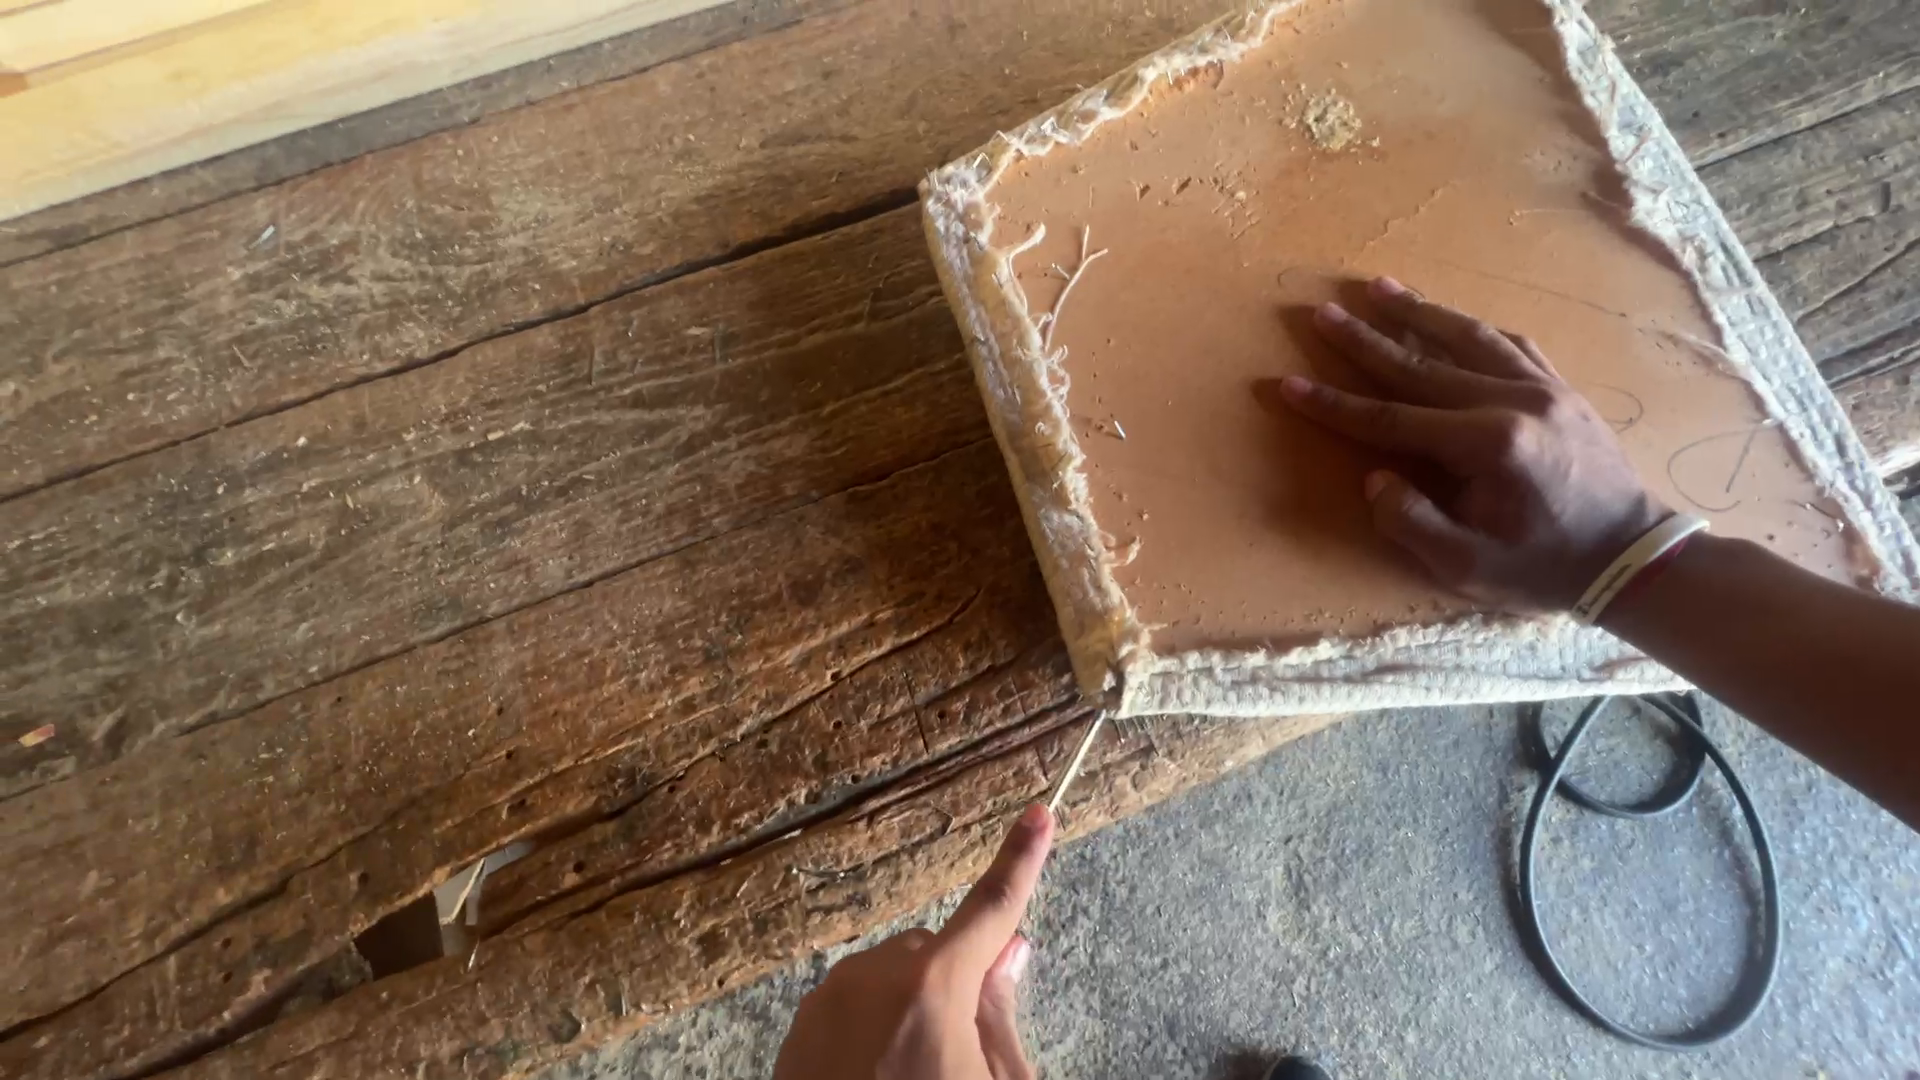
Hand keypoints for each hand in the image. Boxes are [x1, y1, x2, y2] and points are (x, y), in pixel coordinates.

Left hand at [773, 803, 1054, 1079]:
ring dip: (913, 1004)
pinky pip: (856, 999)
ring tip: (909, 1077)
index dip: (1022, 860)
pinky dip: (874, 1022)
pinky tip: (871, 1077)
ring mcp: (833, 993)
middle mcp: (877, 972)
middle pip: (939, 953)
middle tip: (960, 1055)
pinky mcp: (802, 1021)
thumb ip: (1003, 1018)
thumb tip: (1010, 950)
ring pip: (895, 974)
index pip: (994, 908)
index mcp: (934, 986)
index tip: (1040, 812)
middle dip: (957, 983)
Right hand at [1257, 276, 1667, 611]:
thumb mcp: (1463, 565)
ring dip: (1416, 311)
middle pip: (1419, 364)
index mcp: (1486, 445)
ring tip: (1378, 286)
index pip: (1388, 418)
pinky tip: (1447, 318)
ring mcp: (1542, 389)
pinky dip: (1469, 327)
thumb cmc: (1541, 566)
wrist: (1632, 558)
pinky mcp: (1559, 390)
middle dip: (1363, 339)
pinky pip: (1508, 344)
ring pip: (1466, 337)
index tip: (1288, 384)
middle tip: (1322, 312)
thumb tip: (1376, 479)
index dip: (1333, 403)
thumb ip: (1409, 521)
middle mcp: (1513, 402)